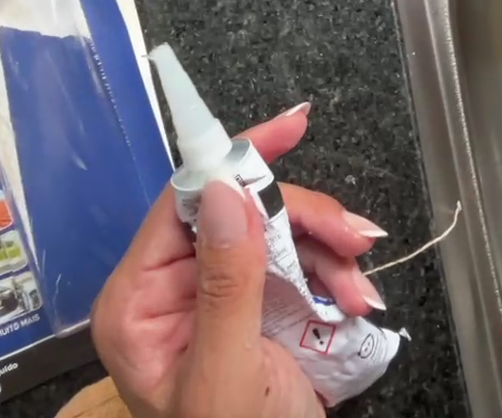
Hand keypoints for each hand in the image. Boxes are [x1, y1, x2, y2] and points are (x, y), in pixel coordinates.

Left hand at [92, 107, 386, 417]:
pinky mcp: (262, 293)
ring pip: (283, 225)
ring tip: (360, 291)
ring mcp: (222, 284)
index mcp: (141, 297)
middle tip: (355, 238)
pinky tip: (357, 299)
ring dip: (331, 249)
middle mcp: (176, 280)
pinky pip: (304, 252)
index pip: (185, 200)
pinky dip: (338, 269)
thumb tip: (231, 189)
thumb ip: (228, 284)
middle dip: (307, 220)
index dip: (237, 158)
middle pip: (247, 207)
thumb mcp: (227, 374)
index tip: (292, 126)